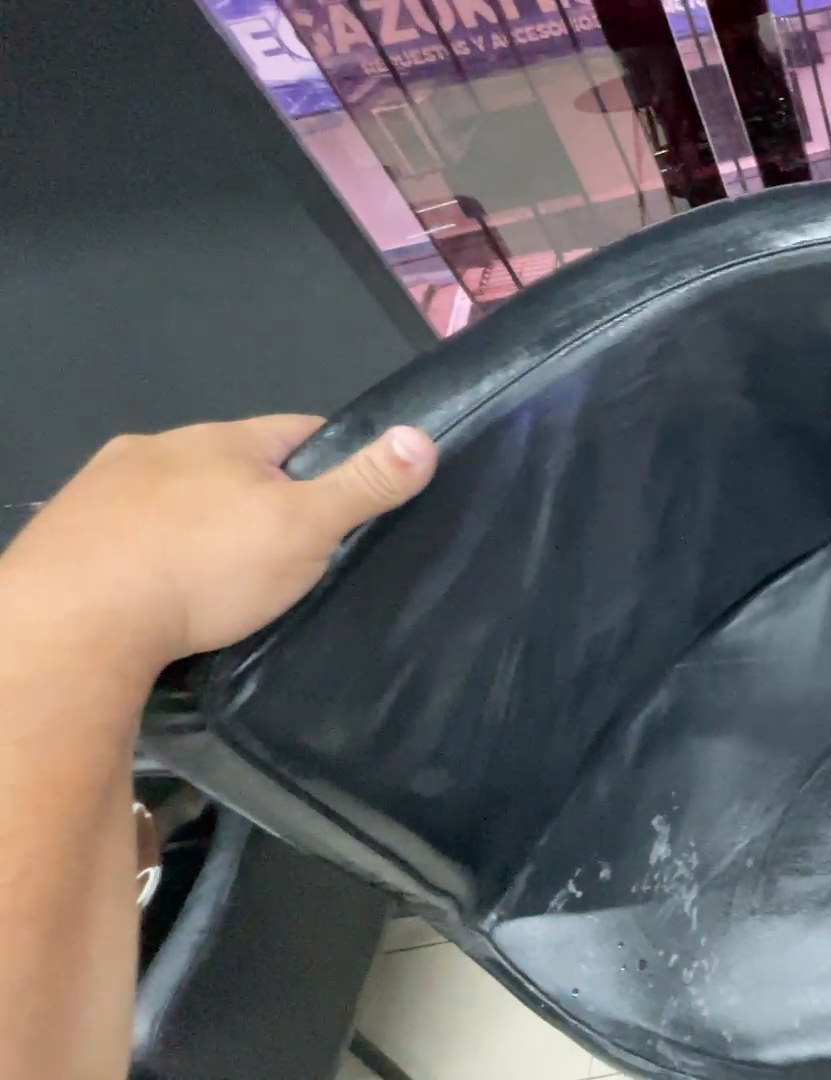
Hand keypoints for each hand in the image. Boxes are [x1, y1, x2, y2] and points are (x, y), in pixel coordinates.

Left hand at [0, 416, 436, 670]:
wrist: (69, 629)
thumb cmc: (207, 566)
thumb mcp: (310, 525)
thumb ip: (368, 483)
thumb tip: (423, 436)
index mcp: (220, 440)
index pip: (303, 430)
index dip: (343, 458)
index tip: (362, 495)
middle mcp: (156, 449)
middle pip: (244, 463)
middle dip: (277, 492)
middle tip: (307, 540)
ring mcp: (102, 489)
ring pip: (187, 493)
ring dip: (216, 517)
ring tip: (240, 566)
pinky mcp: (68, 532)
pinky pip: (140, 526)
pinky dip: (167, 544)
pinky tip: (177, 579)